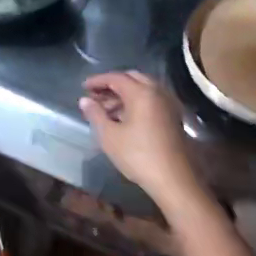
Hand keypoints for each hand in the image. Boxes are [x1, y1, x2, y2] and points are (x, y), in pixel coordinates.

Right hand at [79, 71, 205, 205]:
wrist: (172, 178)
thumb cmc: (137, 155)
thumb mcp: (109, 135)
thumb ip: (95, 114)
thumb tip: (84, 100)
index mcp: (141, 93)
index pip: (116, 78)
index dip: (98, 80)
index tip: (83, 87)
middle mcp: (157, 93)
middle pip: (132, 78)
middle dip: (112, 84)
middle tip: (95, 95)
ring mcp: (168, 104)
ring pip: (143, 89)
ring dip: (123, 94)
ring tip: (104, 108)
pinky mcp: (172, 117)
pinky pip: (151, 100)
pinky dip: (135, 102)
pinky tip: (122, 117)